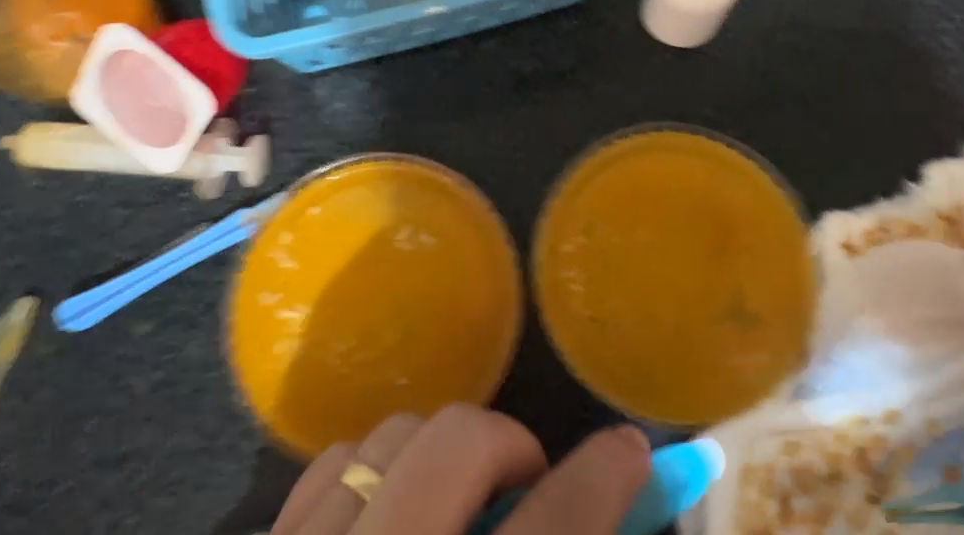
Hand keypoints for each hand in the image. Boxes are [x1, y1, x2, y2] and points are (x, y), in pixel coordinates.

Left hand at [269, 405, 651, 534]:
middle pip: (459, 442)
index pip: (555, 525)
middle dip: (509, 449)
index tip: (630, 448)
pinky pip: (333, 465)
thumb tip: (607, 496)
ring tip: (449, 504)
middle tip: (524, 488)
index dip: (604, 479)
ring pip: (391, 438)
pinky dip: (374, 473)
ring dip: (438, 458)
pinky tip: (385, 513)